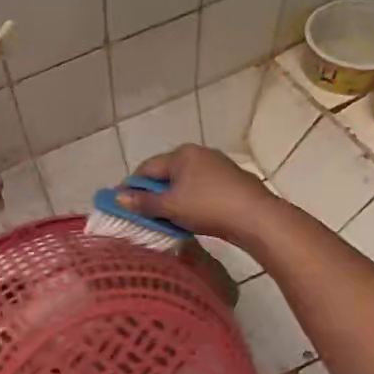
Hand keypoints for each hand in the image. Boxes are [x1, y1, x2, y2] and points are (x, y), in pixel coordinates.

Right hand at [120, 144, 283, 243]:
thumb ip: (143, 202)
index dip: (132, 186)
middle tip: (145, 215)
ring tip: (168, 220)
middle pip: (167, 173)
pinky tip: (193, 218)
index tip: (124, 205)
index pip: (147, 167)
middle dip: (154, 192)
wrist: (255, 217)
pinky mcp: (232, 181)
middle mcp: (199, 154)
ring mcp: (218, 166)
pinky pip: (202, 189)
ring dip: (174, 199)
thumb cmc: (208, 207)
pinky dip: (192, 201)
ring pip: (186, 182)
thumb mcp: (171, 207)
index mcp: (181, 154)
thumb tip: (118, 196)